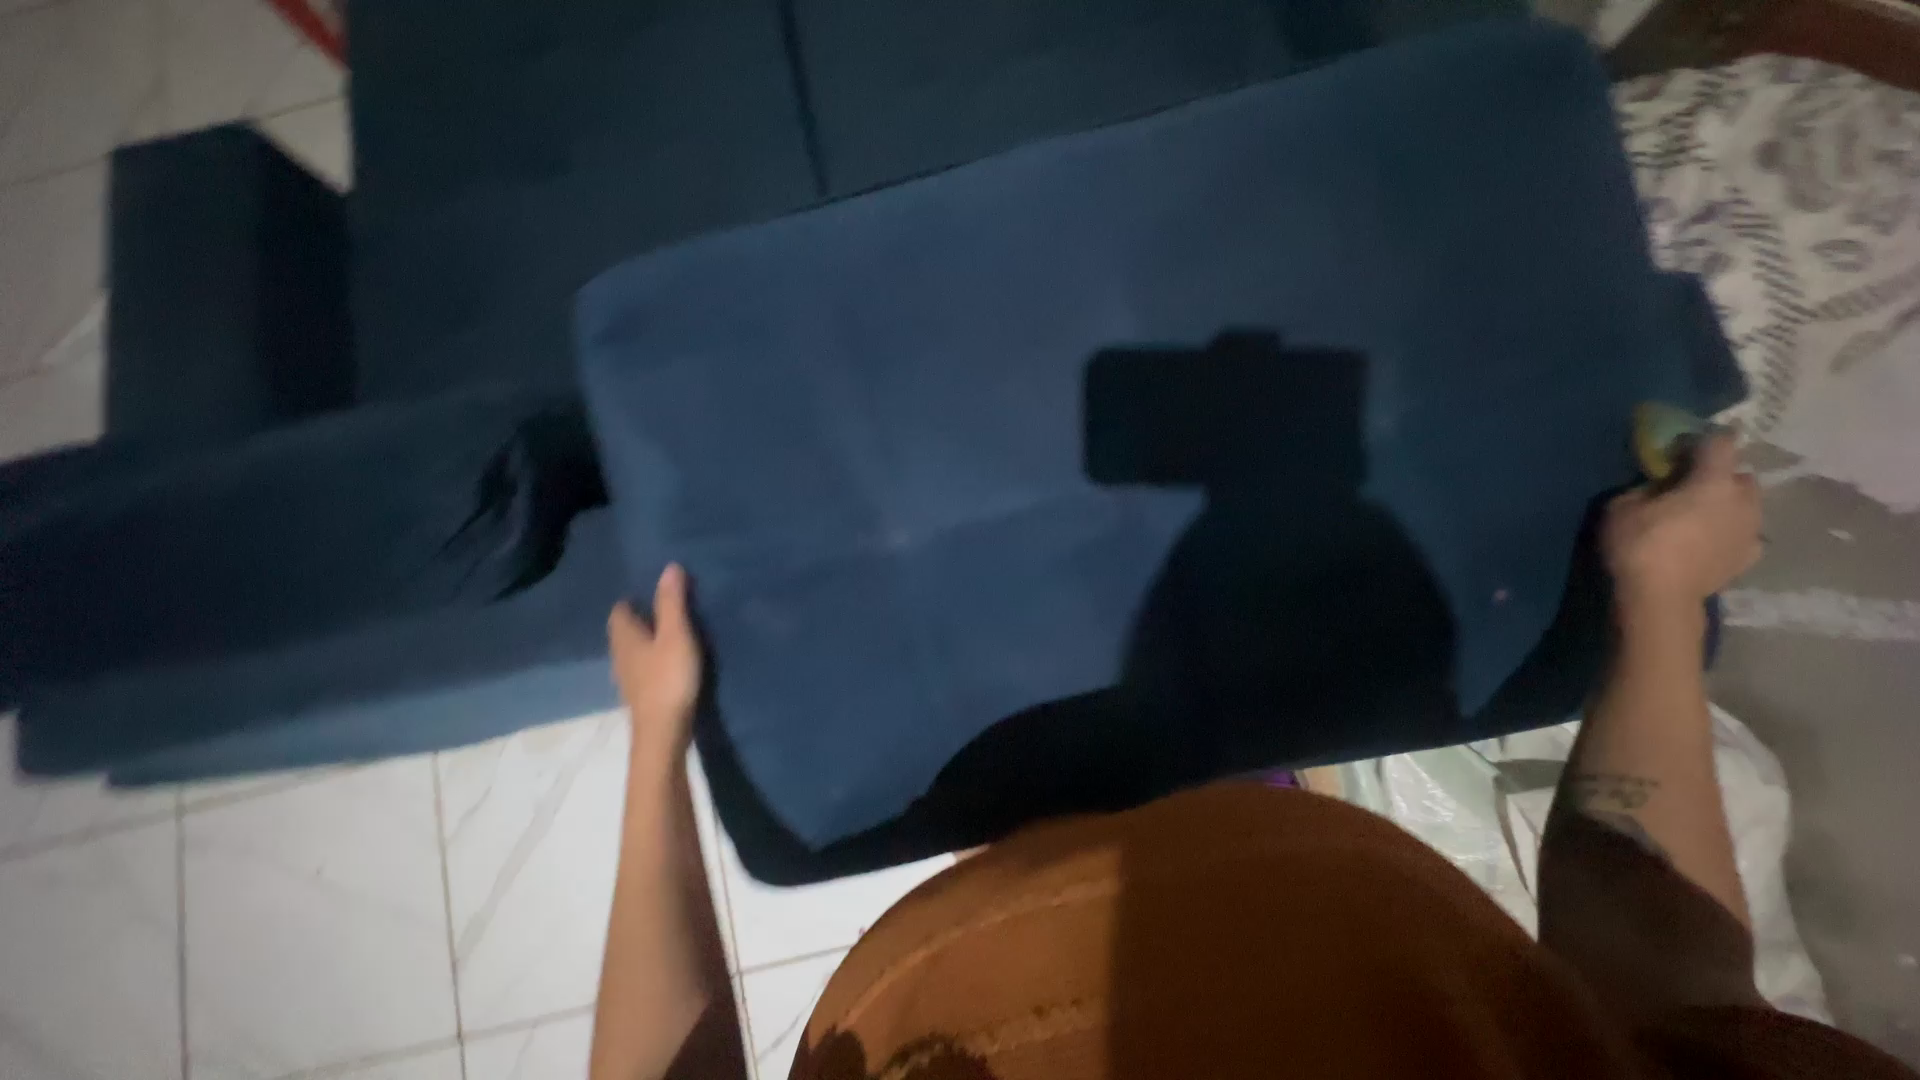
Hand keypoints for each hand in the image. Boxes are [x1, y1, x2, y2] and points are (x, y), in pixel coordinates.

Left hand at [609, 564, 702, 757]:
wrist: (663, 732)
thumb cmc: (668, 678)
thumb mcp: (676, 635)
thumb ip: (673, 602)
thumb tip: (669, 567)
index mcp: (625, 637)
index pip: (620, 610)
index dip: (633, 600)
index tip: (652, 591)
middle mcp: (620, 655)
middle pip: (624, 631)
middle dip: (639, 619)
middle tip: (665, 607)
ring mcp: (628, 678)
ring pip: (632, 651)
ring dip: (646, 641)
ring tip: (671, 633)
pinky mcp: (641, 696)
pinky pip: (643, 669)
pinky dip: (653, 660)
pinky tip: (671, 662)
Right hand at [1602, 434, 1760, 618]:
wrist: (1660, 597)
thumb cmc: (1638, 546)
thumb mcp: (1621, 508)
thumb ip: (1644, 489)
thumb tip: (1658, 486)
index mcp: (1713, 481)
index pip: (1721, 442)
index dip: (1702, 439)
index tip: (1683, 445)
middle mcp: (1743, 500)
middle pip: (1740, 475)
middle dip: (1720, 476)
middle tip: (1690, 486)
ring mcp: (1752, 530)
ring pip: (1748, 504)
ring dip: (1729, 504)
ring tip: (1701, 516)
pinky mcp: (1749, 556)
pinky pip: (1746, 534)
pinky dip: (1732, 532)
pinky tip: (1712, 541)